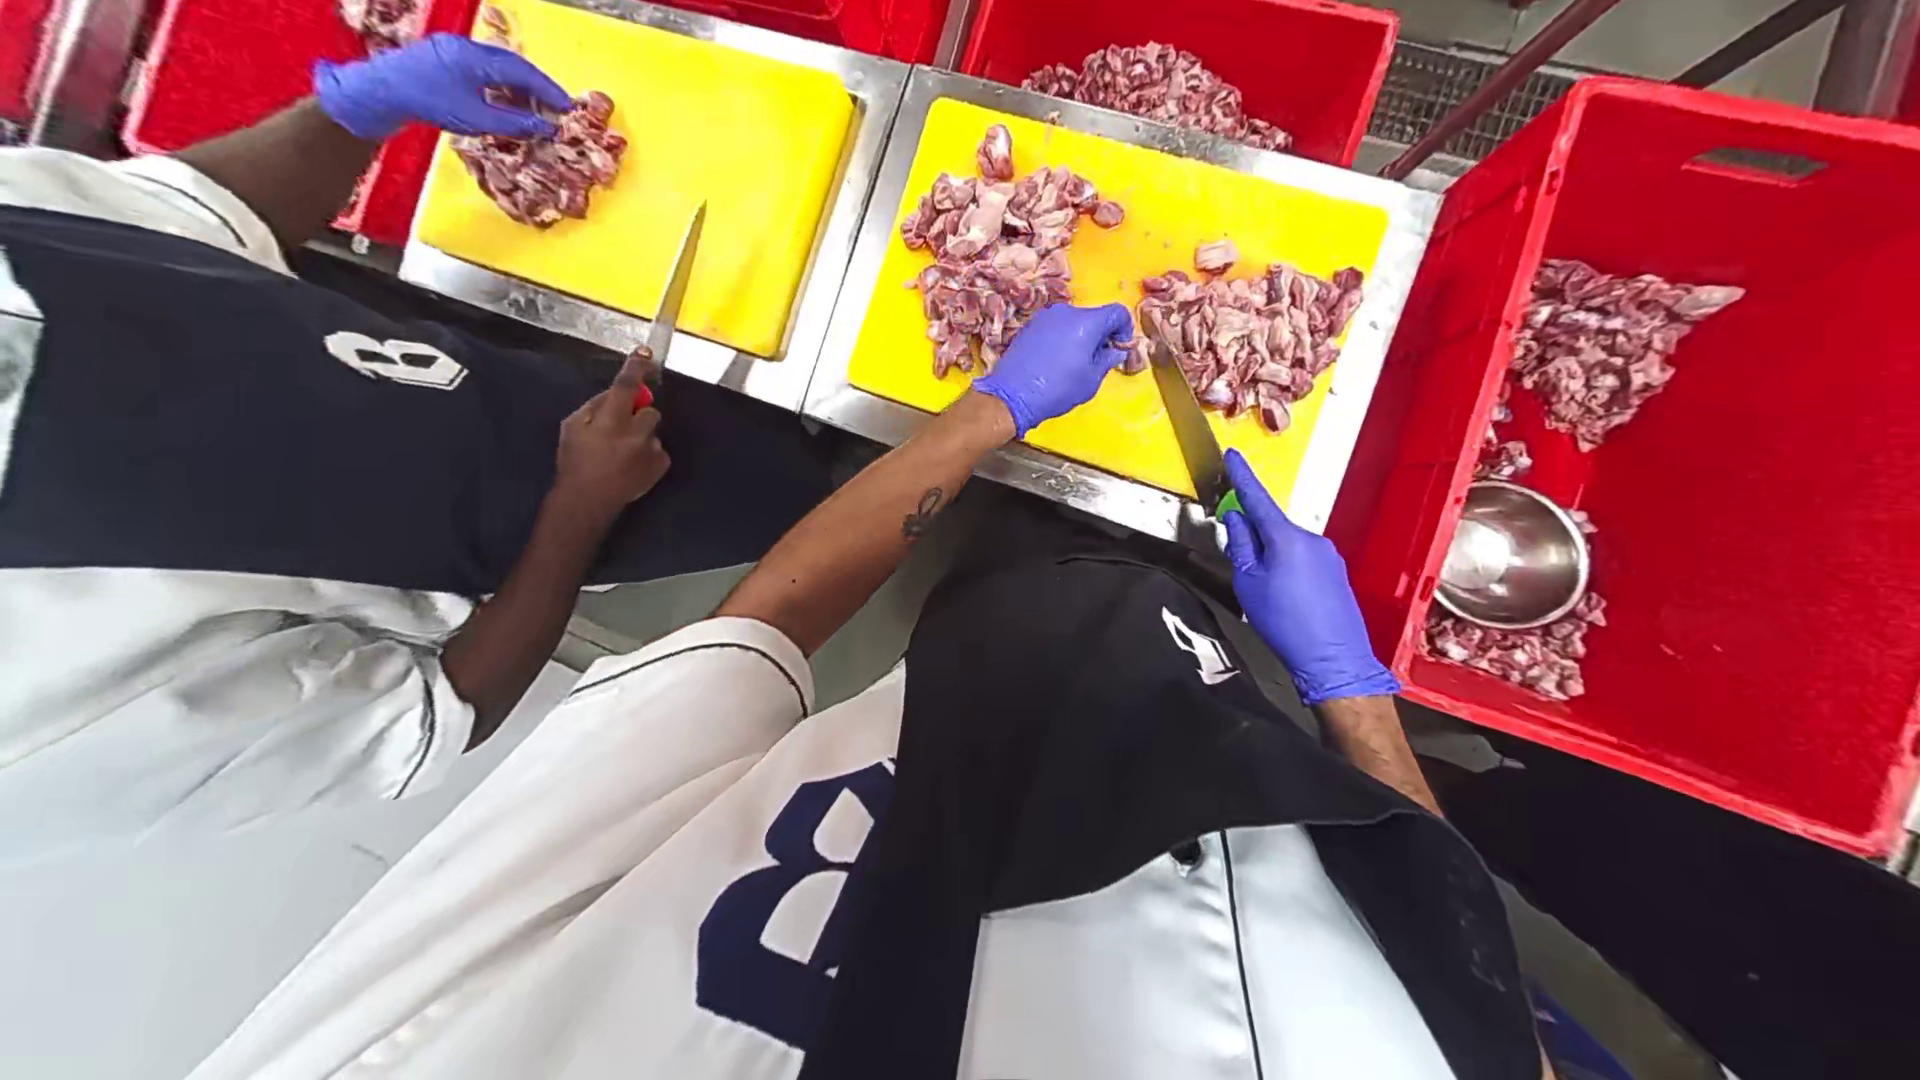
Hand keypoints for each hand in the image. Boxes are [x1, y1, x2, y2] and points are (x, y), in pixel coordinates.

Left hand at [314, 33, 570, 140]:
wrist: (383, 92)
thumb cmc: (432, 104)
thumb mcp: (480, 120)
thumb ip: (517, 123)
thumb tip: (547, 128)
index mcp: (476, 58)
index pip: (523, 71)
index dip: (549, 90)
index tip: (568, 107)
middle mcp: (467, 47)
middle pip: (512, 64)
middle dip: (538, 86)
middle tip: (556, 107)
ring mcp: (454, 49)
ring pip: (498, 65)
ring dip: (520, 86)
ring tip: (536, 109)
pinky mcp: (446, 56)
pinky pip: (483, 68)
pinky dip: (502, 85)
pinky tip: (510, 102)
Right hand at [553, 352, 671, 520]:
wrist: (590, 499)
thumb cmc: (575, 461)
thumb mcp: (573, 426)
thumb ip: (595, 406)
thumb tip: (614, 394)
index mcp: (610, 419)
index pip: (627, 386)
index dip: (635, 368)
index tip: (645, 354)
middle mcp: (636, 432)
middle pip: (650, 410)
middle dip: (638, 415)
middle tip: (620, 429)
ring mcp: (652, 449)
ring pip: (653, 430)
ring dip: (642, 435)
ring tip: (623, 452)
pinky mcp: (662, 464)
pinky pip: (658, 449)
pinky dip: (648, 453)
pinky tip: (632, 464)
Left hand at [972, 302, 1133, 437]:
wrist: (1012, 395)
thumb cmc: (1057, 389)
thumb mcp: (1091, 380)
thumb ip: (1107, 360)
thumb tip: (1116, 350)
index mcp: (1086, 322)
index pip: (1117, 312)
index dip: (1124, 328)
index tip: (1119, 347)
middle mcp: (1066, 312)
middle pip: (1094, 316)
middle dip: (1101, 334)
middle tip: (1097, 359)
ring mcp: (1045, 317)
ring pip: (1074, 321)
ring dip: (1080, 336)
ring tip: (1074, 363)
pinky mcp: (1030, 326)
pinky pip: (1055, 327)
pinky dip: (1063, 338)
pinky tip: (1056, 360)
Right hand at [1221, 449, 1399, 705]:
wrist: (1333, 658)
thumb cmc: (1283, 621)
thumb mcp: (1248, 582)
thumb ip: (1241, 546)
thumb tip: (1237, 519)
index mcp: (1287, 538)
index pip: (1258, 499)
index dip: (1241, 476)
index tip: (1232, 455)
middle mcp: (1312, 539)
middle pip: (1271, 526)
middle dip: (1251, 536)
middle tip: (1239, 565)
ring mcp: (1328, 555)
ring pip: (1286, 545)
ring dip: (1268, 556)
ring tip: (1263, 593)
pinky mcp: (1335, 572)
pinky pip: (1302, 559)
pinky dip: (1285, 567)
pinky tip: (1282, 597)